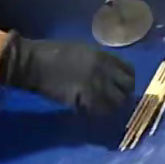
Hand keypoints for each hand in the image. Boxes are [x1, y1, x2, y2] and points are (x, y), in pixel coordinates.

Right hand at [0, 33, 135, 114]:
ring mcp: (94, 87)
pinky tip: (92, 111)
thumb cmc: (54, 53)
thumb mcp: (82, 50)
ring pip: (115, 104)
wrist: (35, 64)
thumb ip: (98, 62)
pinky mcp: (82, 100)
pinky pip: (98, 111)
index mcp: (102, 56)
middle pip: (126, 90)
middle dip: (123, 97)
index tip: (124, 87)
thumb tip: (108, 74)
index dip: (128, 81)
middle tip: (117, 102)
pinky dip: (98, 113)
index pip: (129, 71)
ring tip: (105, 109)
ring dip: (112, 108)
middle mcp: (103, 72)